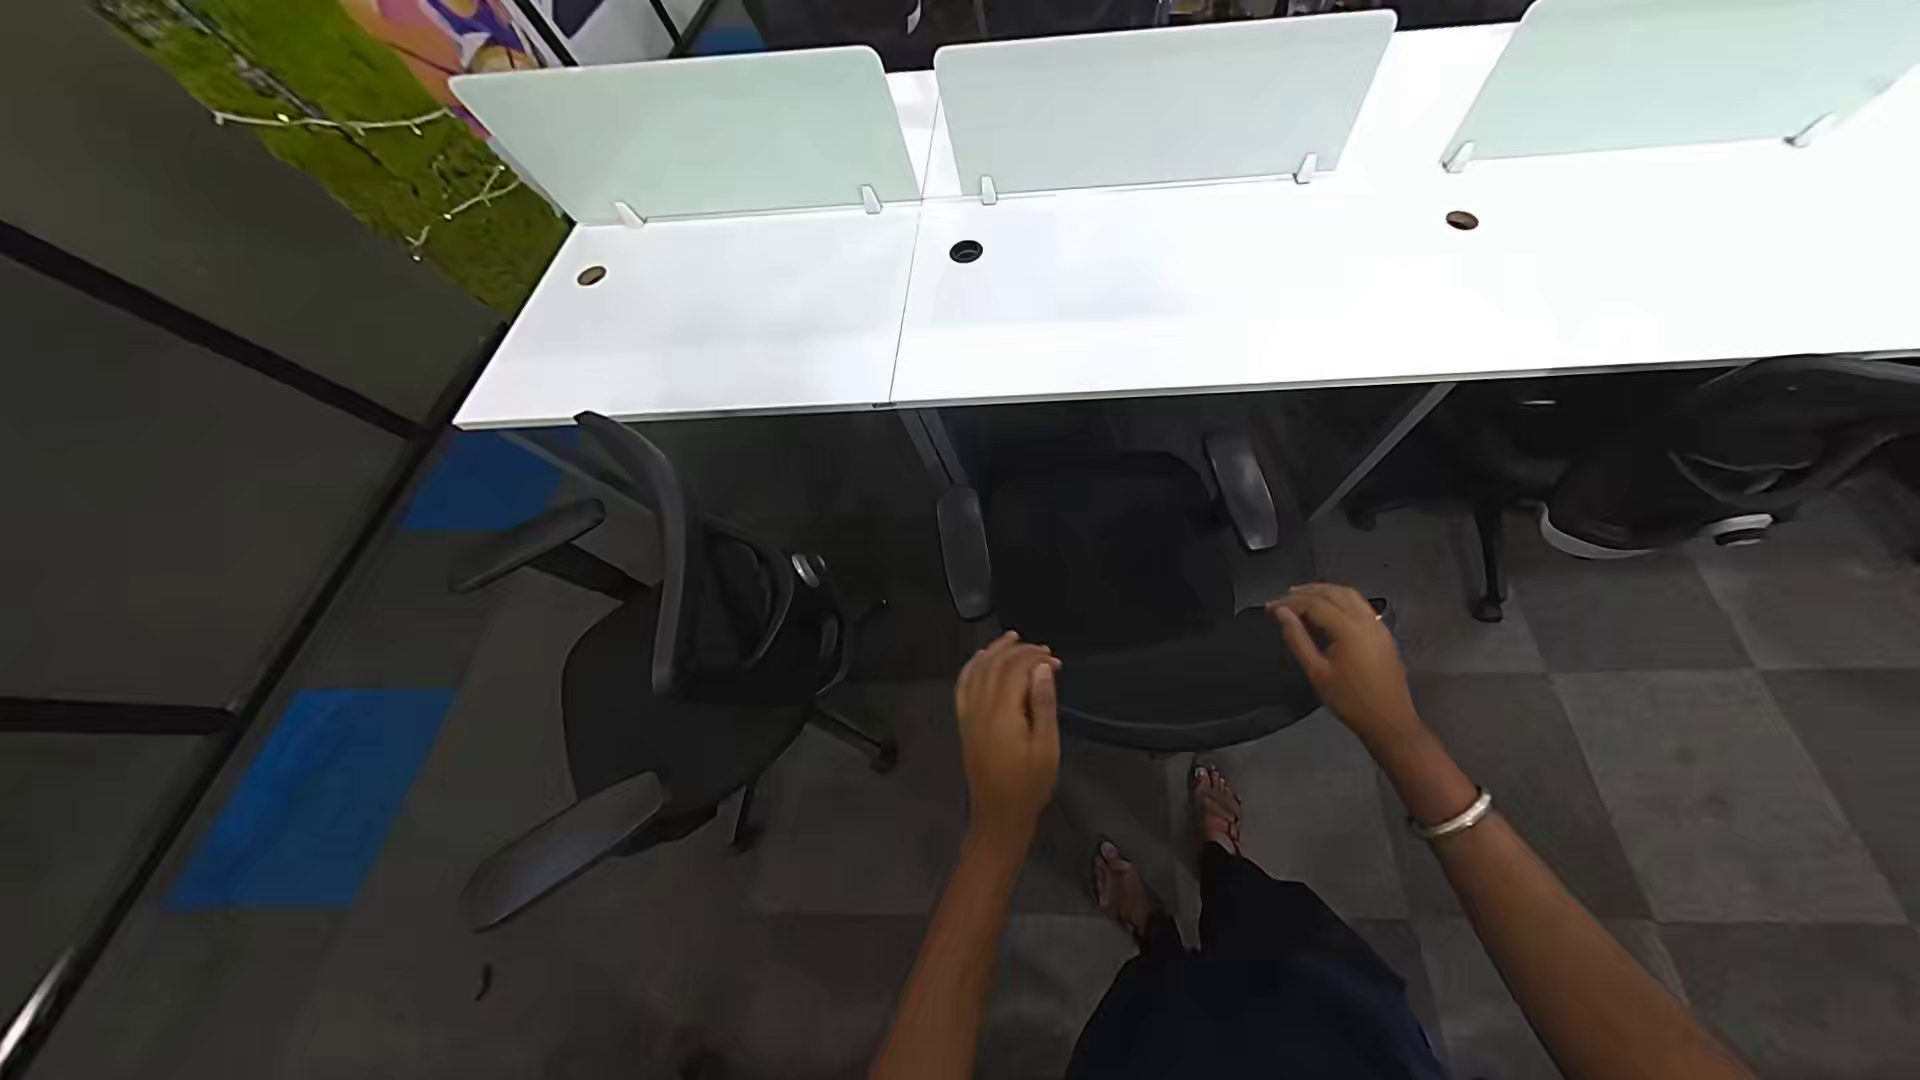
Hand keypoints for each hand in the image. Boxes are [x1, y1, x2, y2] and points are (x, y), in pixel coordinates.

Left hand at [954, 631, 1061, 849]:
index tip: (1055, 660)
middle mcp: (980, 708)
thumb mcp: (1046, 747)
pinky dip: (972, 667)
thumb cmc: (1030, 785)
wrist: (999, 815)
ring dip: (994, 651)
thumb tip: (1042, 668)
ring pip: (977, 670)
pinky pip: (962, 686)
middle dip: (1019, 651)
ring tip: (1012, 639)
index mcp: (1002, 714)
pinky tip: (981, 659)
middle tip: (1042, 649)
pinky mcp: (964, 722)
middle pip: (995, 665)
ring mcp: (968, 715)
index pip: (1015, 670)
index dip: (1035, 658)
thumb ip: (1044, 704)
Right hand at [1268, 584, 1421, 745]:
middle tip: (1281, 600)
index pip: (1314, 603)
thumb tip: (1281, 614)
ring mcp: (1378, 627)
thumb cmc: (1351, 701)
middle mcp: (1367, 622)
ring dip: (1322, 592)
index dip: (1289, 603)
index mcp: (1350, 630)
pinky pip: (1359, 606)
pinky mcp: (1382, 635)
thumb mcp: (1316, 672)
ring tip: (1300, 598)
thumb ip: (1297, 638)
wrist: (1389, 723)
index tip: (1270, 608)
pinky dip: (1338, 600)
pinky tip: (1325, 611)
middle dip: (1304, 592)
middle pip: (1332, 593)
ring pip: (1348, 595)